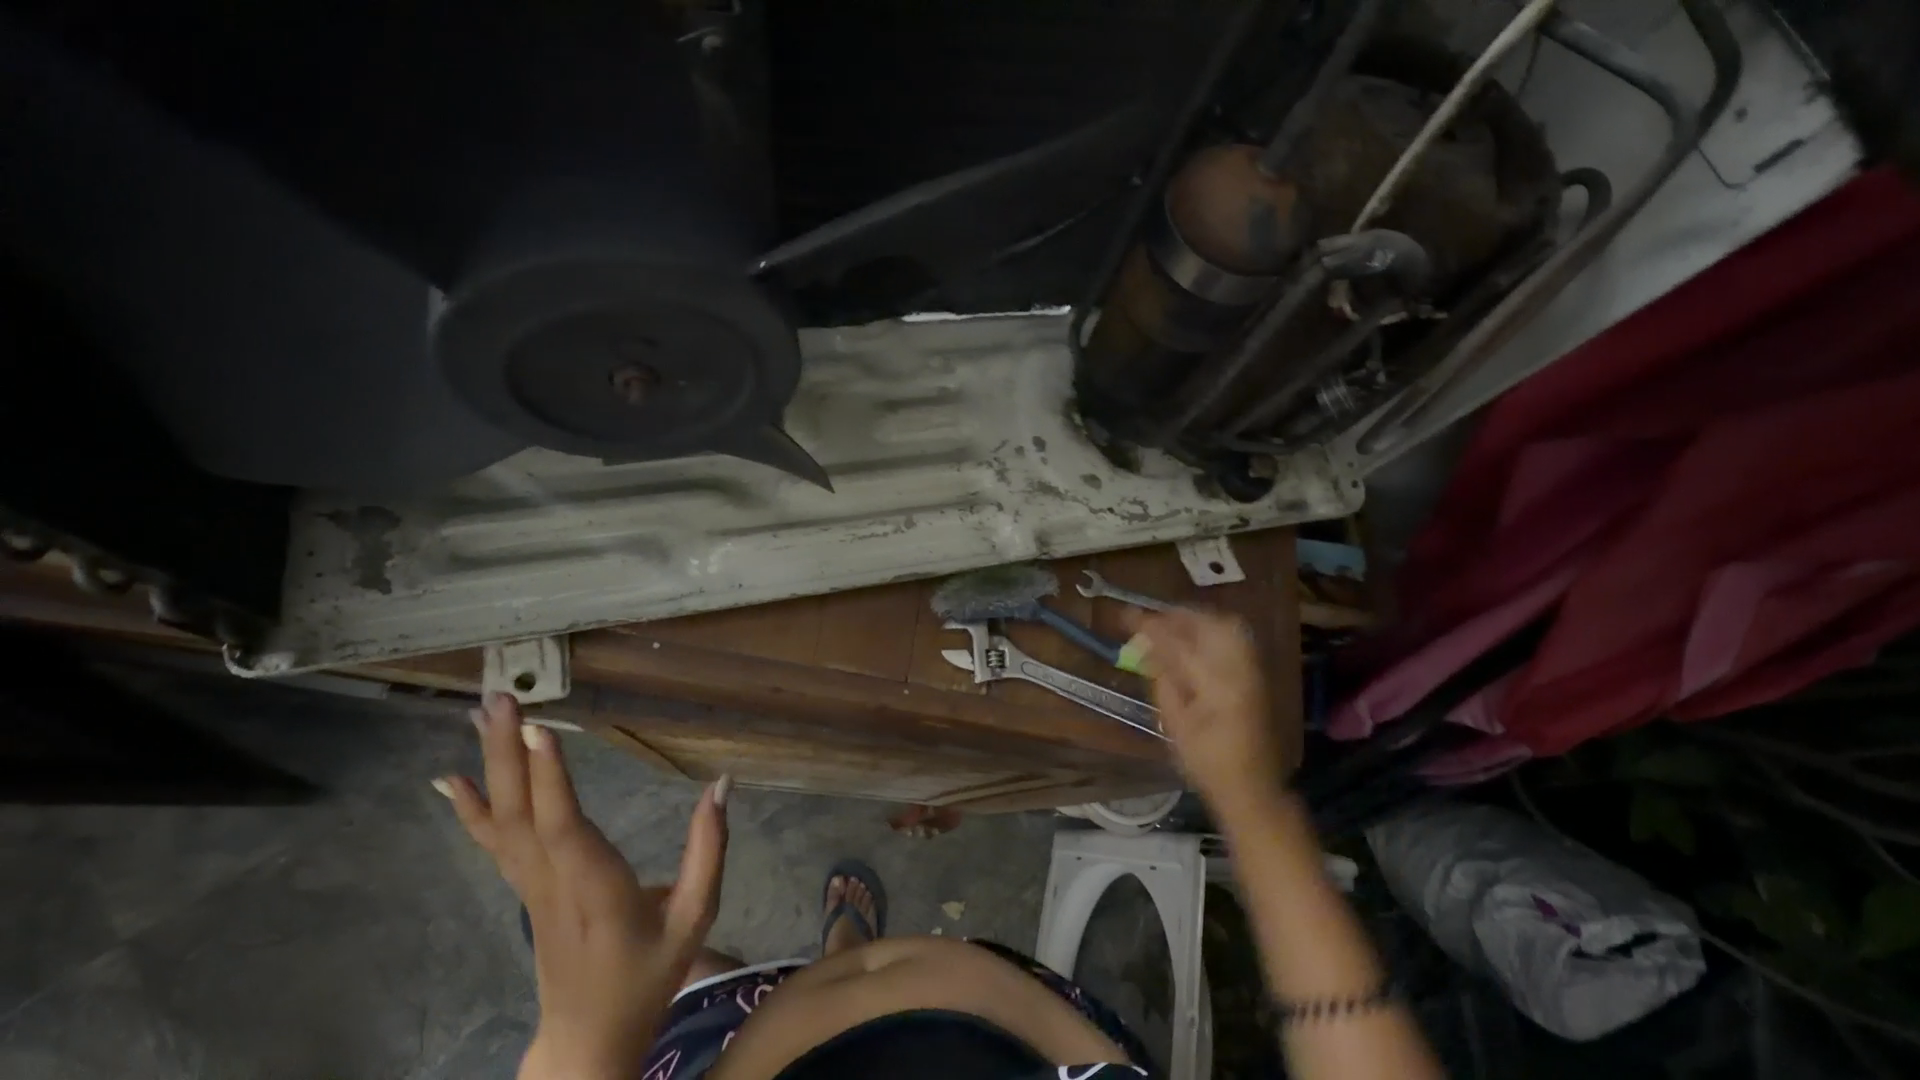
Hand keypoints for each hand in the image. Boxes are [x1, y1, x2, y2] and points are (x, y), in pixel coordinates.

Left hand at [436, 693, 728, 1078]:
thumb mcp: (695, 919)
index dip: (552, 779)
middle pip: (522, 813)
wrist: (589, 1036)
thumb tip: (722, 785)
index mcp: (597, 891)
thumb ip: (709, 851)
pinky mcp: (524, 888)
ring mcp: (530, 886)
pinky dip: (470, 807)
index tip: (542, 728)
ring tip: (482, 713)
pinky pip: (493, 842)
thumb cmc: (647, 975)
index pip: (566, 828)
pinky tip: (450, 777)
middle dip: (510, 751)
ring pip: (503, 820)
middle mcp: (552, 882)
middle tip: (500, 698)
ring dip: (491, 763)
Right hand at [1125, 608, 1294, 821]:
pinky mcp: (1259, 674)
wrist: (1252, 786)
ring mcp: (1253, 669)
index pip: (1177, 643)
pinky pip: (1235, 637)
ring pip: (1226, 625)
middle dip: (1175, 615)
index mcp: (1214, 685)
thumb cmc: (1206, 763)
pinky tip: (1194, 638)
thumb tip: (1147, 650)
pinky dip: (1212, 629)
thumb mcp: (1175, 726)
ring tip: (1170, 625)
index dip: (1150, 625)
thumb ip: (1163, 682)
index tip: (1124, 615)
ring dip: (1196, 619)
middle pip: (1207, 623)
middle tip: (1149, 619)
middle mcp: (1238, 669)